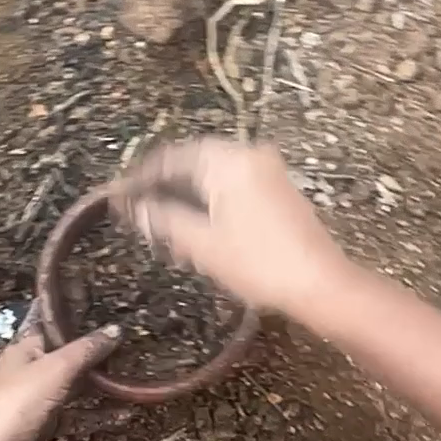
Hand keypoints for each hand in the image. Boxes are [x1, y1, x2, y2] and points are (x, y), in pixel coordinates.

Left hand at [0, 303, 122, 440]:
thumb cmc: (18, 401)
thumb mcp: (55, 367)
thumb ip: (86, 349)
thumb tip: (117, 327)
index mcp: (25, 347)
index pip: (53, 323)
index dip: (78, 316)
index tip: (110, 310)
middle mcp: (30, 368)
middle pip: (66, 354)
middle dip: (93, 350)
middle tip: (129, 341)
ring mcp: (37, 397)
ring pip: (72, 382)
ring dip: (95, 380)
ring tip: (130, 370)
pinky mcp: (44, 422)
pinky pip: (73, 409)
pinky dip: (93, 408)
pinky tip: (118, 404)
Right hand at [111, 138, 352, 314]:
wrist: (321, 285)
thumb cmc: (258, 263)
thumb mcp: (202, 243)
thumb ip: (163, 220)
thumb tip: (133, 208)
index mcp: (229, 160)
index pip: (172, 158)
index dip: (141, 177)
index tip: (118, 196)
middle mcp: (250, 156)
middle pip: (194, 163)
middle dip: (164, 188)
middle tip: (138, 212)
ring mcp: (268, 172)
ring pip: (213, 178)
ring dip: (187, 199)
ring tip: (164, 229)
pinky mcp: (278, 191)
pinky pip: (233, 187)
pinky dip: (210, 204)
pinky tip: (196, 232)